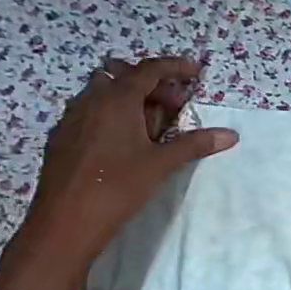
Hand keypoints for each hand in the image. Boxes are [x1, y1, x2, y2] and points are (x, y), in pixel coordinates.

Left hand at [13, 57, 237, 266]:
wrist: (64, 222)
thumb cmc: (117, 188)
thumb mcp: (161, 165)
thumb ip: (194, 144)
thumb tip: (230, 135)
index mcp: (117, 99)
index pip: (150, 69)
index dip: (175, 67)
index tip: (195, 72)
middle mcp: (91, 99)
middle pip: (123, 76)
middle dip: (151, 84)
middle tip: (172, 107)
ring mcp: (71, 117)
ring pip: (102, 93)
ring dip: (128, 99)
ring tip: (147, 127)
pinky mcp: (60, 138)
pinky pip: (88, 113)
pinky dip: (108, 115)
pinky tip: (119, 144)